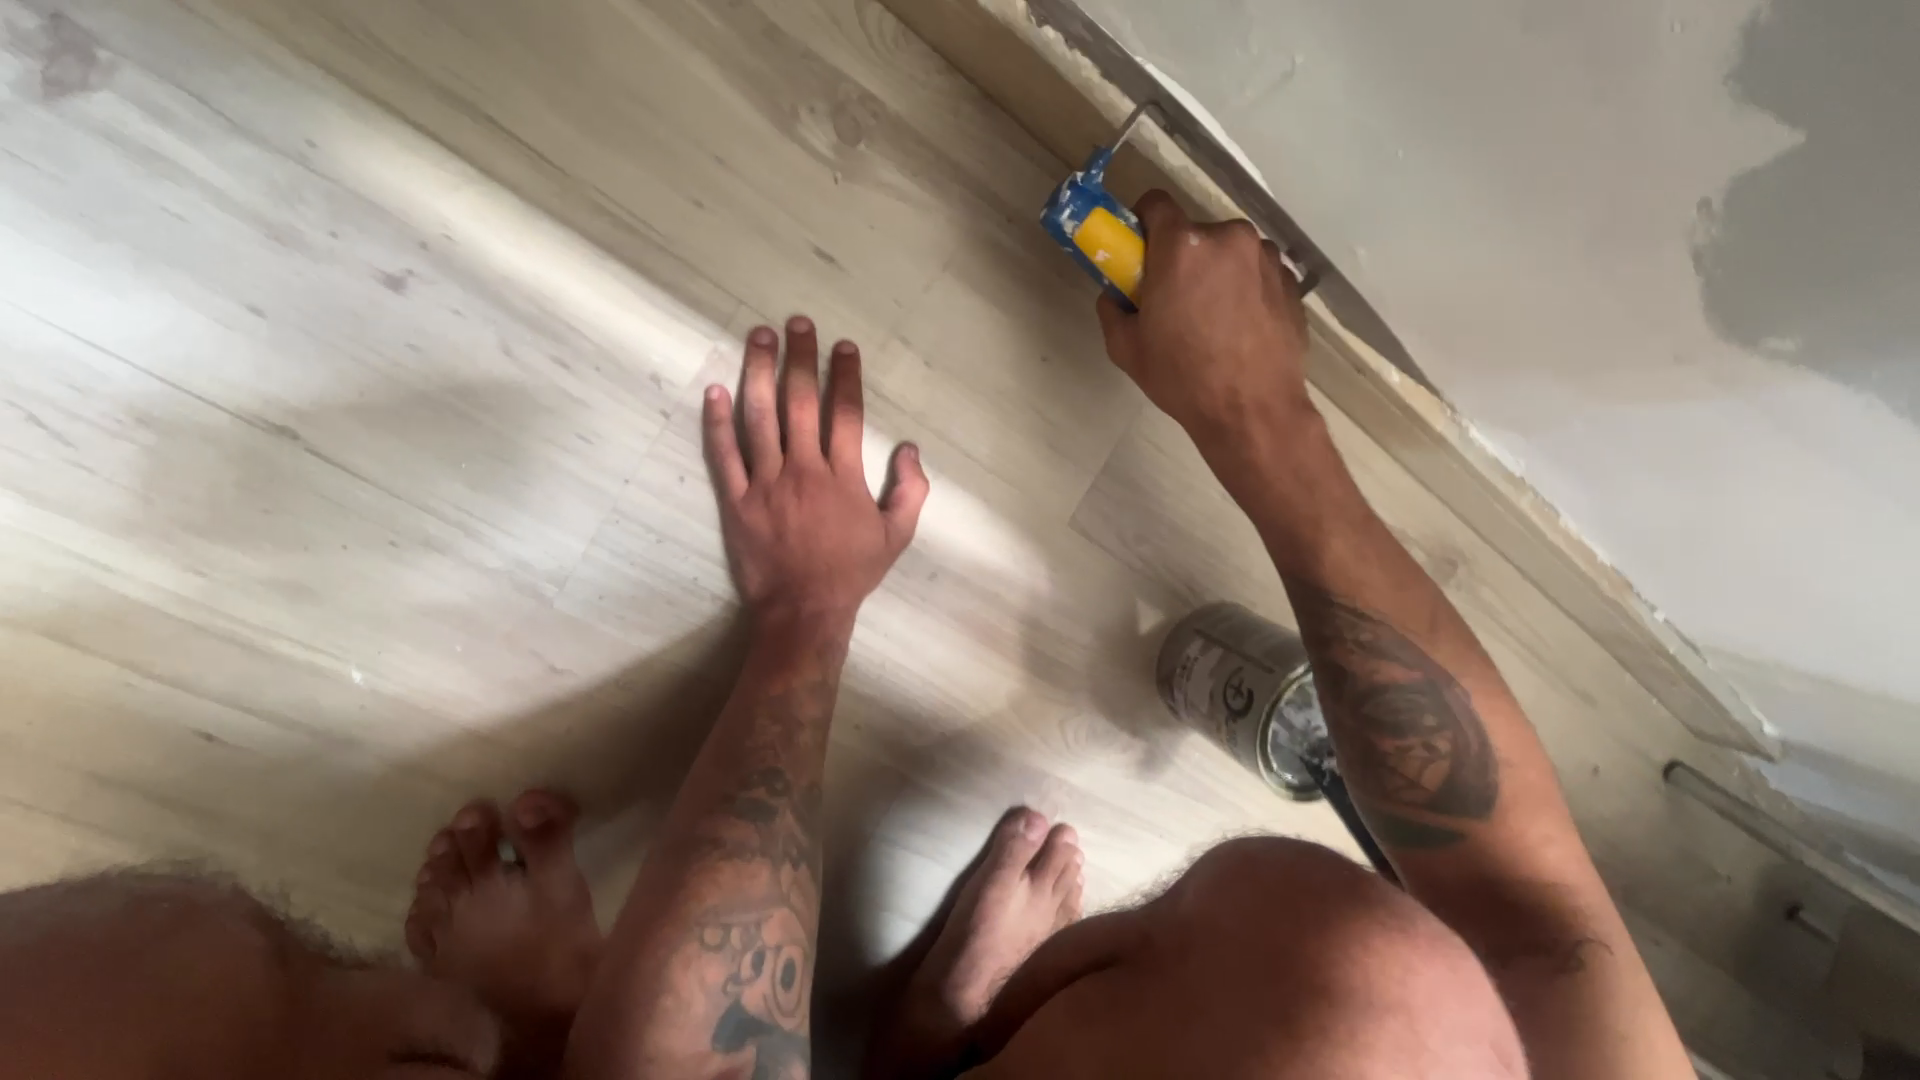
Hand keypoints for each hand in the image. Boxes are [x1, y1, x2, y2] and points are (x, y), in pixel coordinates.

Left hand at [703, 317, 928, 629]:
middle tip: (796, 323)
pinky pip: (724, 455)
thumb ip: (910, 490)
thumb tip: (910, 448)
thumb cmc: (852, 572)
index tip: (844, 347)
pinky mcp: (737, 500)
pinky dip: (717, 422)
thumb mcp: (897, 536)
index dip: (846, 376)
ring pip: (760, 417)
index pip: (846, 413)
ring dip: (759, 372)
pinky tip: (714, 390)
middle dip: (800, 358)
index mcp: (843, 476)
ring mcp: (766, 483)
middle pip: (801, 402)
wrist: (803, 610)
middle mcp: (804, 469)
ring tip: (759, 336)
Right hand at [1095, 190, 1315, 448]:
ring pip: (1228, 252)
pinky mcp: (1290, 280)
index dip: (1143, 223)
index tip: (1140, 252)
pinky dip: (1244, 290)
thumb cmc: (1183, 378)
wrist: (1253, 410)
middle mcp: (1227, 237)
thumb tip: (1116, 294)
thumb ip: (1113, 310)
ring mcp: (1265, 256)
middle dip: (1181, 258)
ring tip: (1212, 320)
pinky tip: (1239, 329)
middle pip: (1194, 233)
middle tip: (1175, 301)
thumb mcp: (1127, 350)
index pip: (1156, 204)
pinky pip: (1256, 273)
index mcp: (1181, 247)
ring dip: (1216, 273)